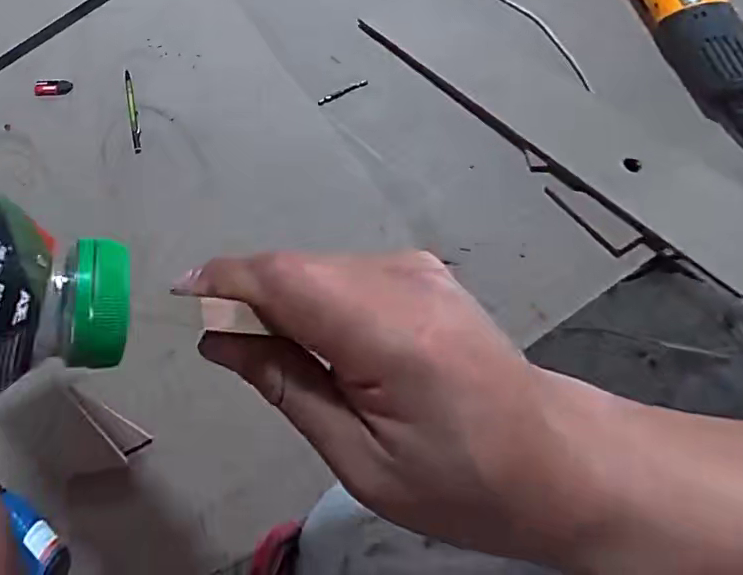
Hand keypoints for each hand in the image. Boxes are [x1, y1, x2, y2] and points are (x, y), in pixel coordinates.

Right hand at [175, 251, 608, 565]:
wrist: (562, 460)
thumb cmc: (462, 481)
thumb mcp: (362, 460)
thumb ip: (283, 385)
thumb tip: (218, 340)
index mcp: (391, 334)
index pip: (284, 280)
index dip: (224, 279)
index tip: (180, 293)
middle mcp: (399, 279)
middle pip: (292, 267)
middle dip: (245, 295)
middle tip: (224, 338)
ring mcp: (410, 264)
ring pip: (310, 265)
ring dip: (278, 297)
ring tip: (281, 349)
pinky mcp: (414, 263)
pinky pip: (335, 269)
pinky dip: (309, 294)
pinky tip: (323, 335)